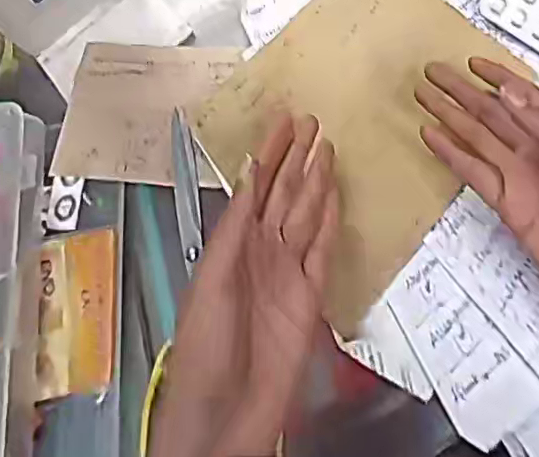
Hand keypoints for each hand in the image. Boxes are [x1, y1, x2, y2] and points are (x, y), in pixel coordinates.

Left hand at [148, 114, 339, 456]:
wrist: (224, 416)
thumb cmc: (205, 348)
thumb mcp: (211, 278)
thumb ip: (233, 226)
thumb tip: (248, 173)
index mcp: (232, 242)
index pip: (254, 185)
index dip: (269, 152)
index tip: (281, 123)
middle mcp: (260, 249)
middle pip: (283, 192)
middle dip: (296, 157)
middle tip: (310, 123)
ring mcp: (286, 271)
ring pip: (305, 214)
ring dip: (316, 180)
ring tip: (326, 148)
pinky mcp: (308, 297)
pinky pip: (322, 250)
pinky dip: (330, 221)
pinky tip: (334, 197)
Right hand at [415, 60, 538, 375]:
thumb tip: (512, 95)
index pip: (531, 102)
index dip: (501, 79)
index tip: (472, 62)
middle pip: (497, 117)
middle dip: (465, 93)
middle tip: (433, 73)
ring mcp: (529, 188)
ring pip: (481, 142)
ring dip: (453, 118)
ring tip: (425, 98)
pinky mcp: (515, 216)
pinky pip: (478, 177)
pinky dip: (454, 156)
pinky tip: (434, 139)